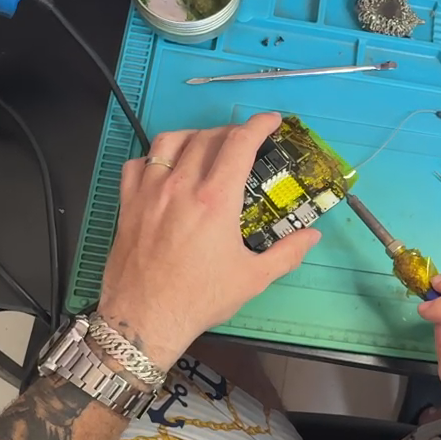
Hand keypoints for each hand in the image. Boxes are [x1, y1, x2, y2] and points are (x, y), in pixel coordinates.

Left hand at [99, 113, 320, 366]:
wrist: (145, 319)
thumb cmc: (200, 299)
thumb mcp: (253, 279)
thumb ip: (287, 253)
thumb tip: (312, 236)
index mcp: (215, 200)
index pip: (239, 143)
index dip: (259, 125)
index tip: (271, 121)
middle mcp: (181, 186)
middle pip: (207, 137)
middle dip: (231, 131)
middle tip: (244, 141)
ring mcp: (150, 193)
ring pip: (169, 141)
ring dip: (192, 135)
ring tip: (204, 145)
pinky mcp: (128, 204)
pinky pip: (137, 164)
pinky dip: (154, 158)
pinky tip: (164, 169)